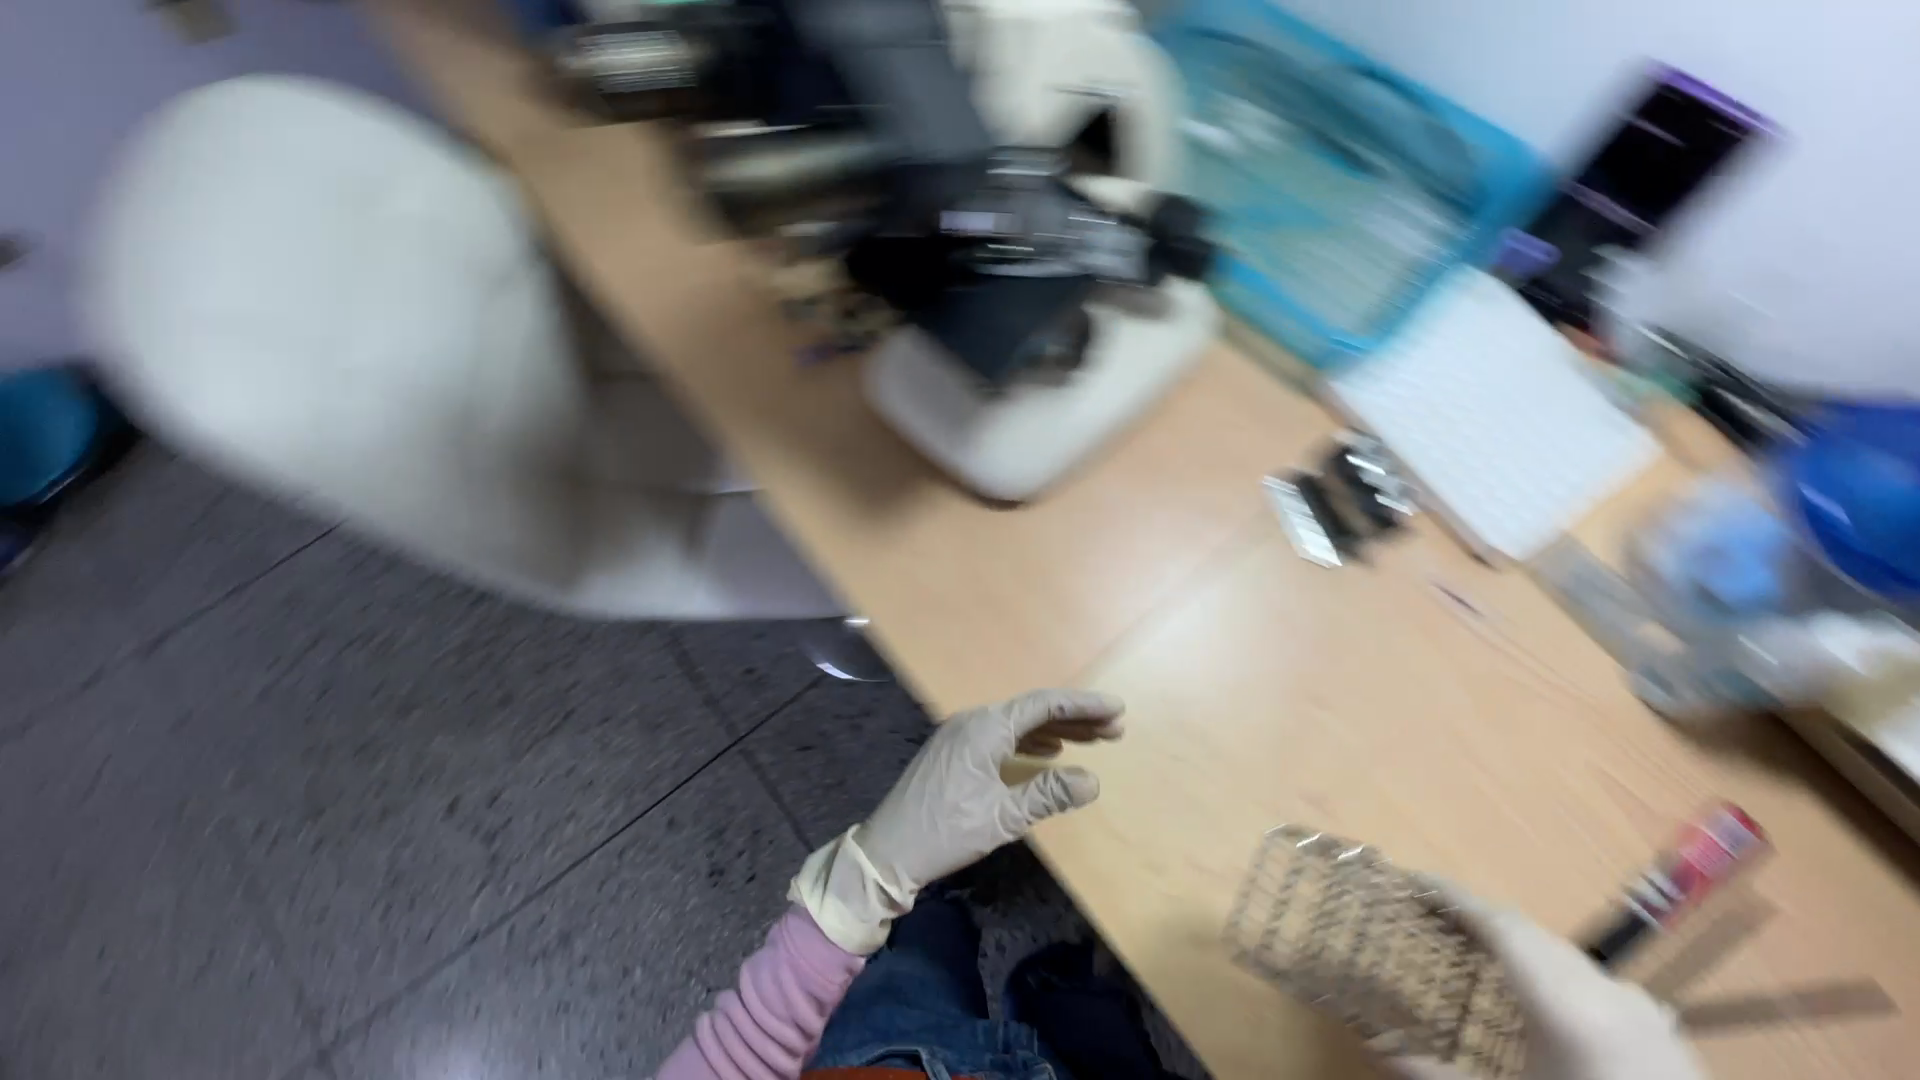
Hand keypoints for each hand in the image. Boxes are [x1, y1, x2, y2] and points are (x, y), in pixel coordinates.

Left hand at [789, 689, 1124, 953]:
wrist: (887, 850)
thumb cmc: (945, 833)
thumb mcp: (1002, 818)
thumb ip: (1048, 795)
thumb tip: (1093, 780)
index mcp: (984, 728)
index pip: (1043, 705)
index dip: (1082, 705)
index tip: (1117, 709)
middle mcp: (973, 721)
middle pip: (1032, 710)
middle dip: (1075, 717)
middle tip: (1115, 728)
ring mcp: (960, 735)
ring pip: (1017, 723)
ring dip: (1055, 729)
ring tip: (1093, 740)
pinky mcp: (955, 751)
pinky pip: (1001, 735)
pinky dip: (1031, 741)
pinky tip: (1050, 750)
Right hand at [1387, 882, 1706, 1079]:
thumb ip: (1442, 1078)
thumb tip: (1383, 1052)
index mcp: (1560, 1004)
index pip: (1499, 926)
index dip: (1454, 898)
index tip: (1416, 881)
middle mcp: (1601, 993)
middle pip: (1531, 933)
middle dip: (1482, 918)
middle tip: (1438, 915)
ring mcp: (1641, 1012)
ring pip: (1568, 955)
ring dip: (1522, 944)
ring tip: (1487, 951)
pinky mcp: (1668, 1036)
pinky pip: (1603, 983)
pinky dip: (1562, 973)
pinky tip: (1555, 997)